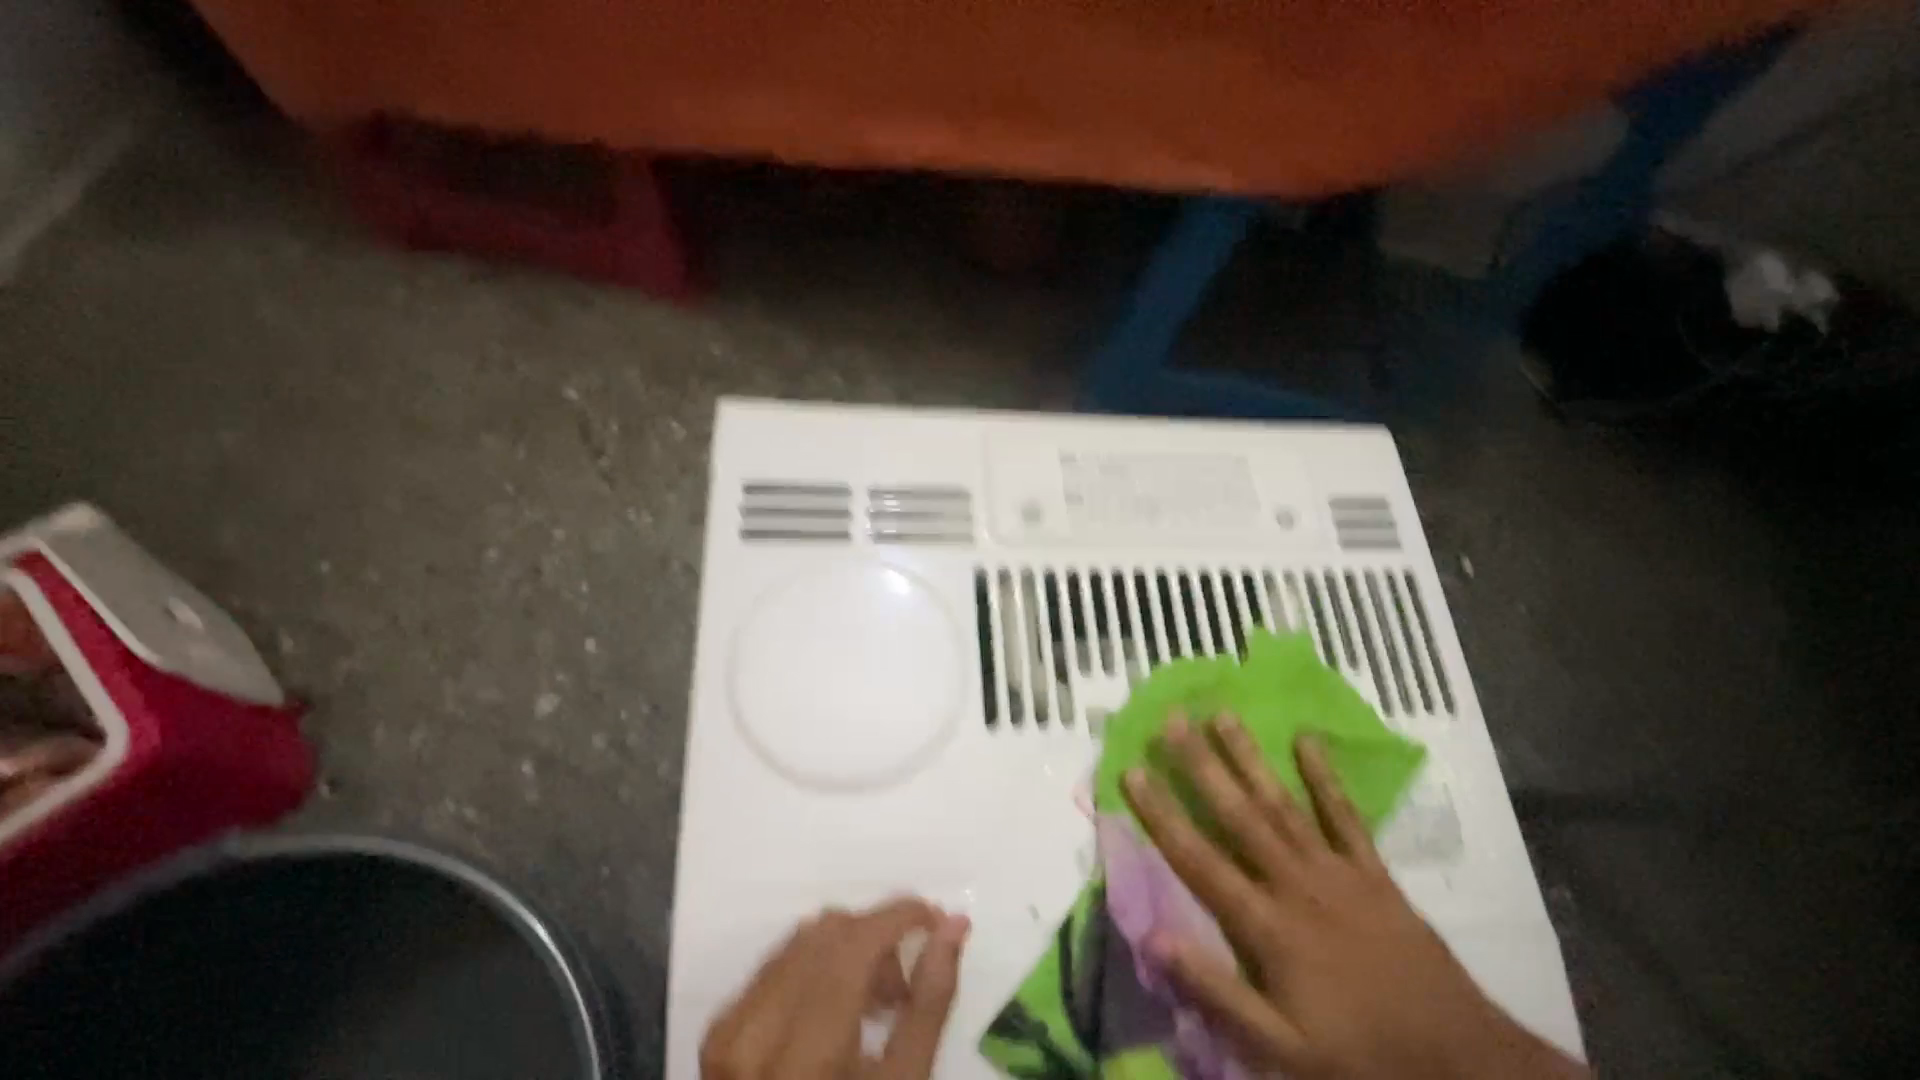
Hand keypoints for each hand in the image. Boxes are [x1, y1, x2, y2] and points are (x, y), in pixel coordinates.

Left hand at [701, 898, 969, 1079]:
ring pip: (801, 940)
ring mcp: (730, 1027)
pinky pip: (776, 963)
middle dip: (878, 941)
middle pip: (828, 933)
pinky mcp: (720, 1027)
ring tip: (873, 1002)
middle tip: (904, 990)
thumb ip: (930, 1002)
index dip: (900, 917)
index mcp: (806, 1053)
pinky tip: (836, 1006)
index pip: (853, 944)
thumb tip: (953, 925)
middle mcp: (755, 1029)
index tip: (936, 919)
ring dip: (848, 950)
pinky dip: (815, 966)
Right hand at [1123, 715, 1585, 1079]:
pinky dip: (1325, 778)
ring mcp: (1339, 873)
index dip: (1161, 814)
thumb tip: (1152, 937)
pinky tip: (1306, 741)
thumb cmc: (1359, 1055)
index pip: (1198, 859)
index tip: (1131, 771)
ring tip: (1222, 714)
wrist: (1459, 1060)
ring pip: (1283, 804)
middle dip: (1200, 766)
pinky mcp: (1375, 874)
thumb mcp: (1280, 1048)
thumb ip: (1216, 992)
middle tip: (1172, 720)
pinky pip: (1346, 817)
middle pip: (1238, 815)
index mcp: (1267, 926)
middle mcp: (1297, 885)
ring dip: (1250, 758)